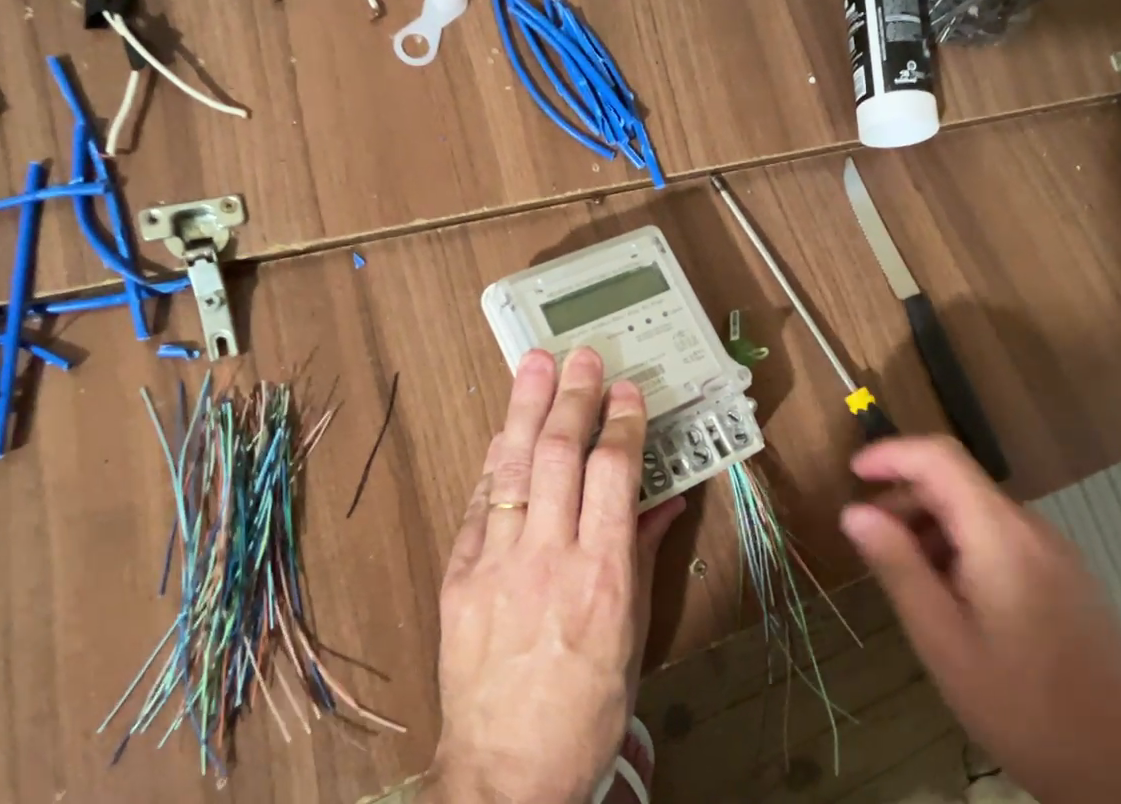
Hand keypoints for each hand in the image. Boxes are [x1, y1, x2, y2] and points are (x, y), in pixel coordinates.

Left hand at [422, 348, 684, 803]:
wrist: (508, 770)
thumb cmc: (586, 710)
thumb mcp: (633, 635)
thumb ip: (643, 556)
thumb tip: (661, 502)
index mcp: (604, 576)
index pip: (614, 474)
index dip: (621, 422)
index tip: (627, 390)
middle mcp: (549, 560)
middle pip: (559, 456)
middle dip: (573, 398)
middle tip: (581, 358)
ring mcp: (497, 565)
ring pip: (511, 467)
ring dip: (523, 408)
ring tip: (532, 365)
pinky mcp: (459, 578)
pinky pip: (477, 505)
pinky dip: (493, 463)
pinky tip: (502, 433)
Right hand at [839, 437, 1120, 803]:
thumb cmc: (1023, 708)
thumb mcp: (943, 640)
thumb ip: (898, 567)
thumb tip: (854, 512)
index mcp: (1001, 534)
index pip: (941, 458)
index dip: (891, 454)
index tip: (850, 475)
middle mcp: (1034, 529)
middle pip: (959, 485)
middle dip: (906, 502)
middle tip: (870, 547)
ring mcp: (1058, 555)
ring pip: (980, 515)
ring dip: (934, 530)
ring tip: (908, 584)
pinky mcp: (1070, 581)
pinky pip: (1005, 542)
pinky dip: (964, 550)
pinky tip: (953, 602)